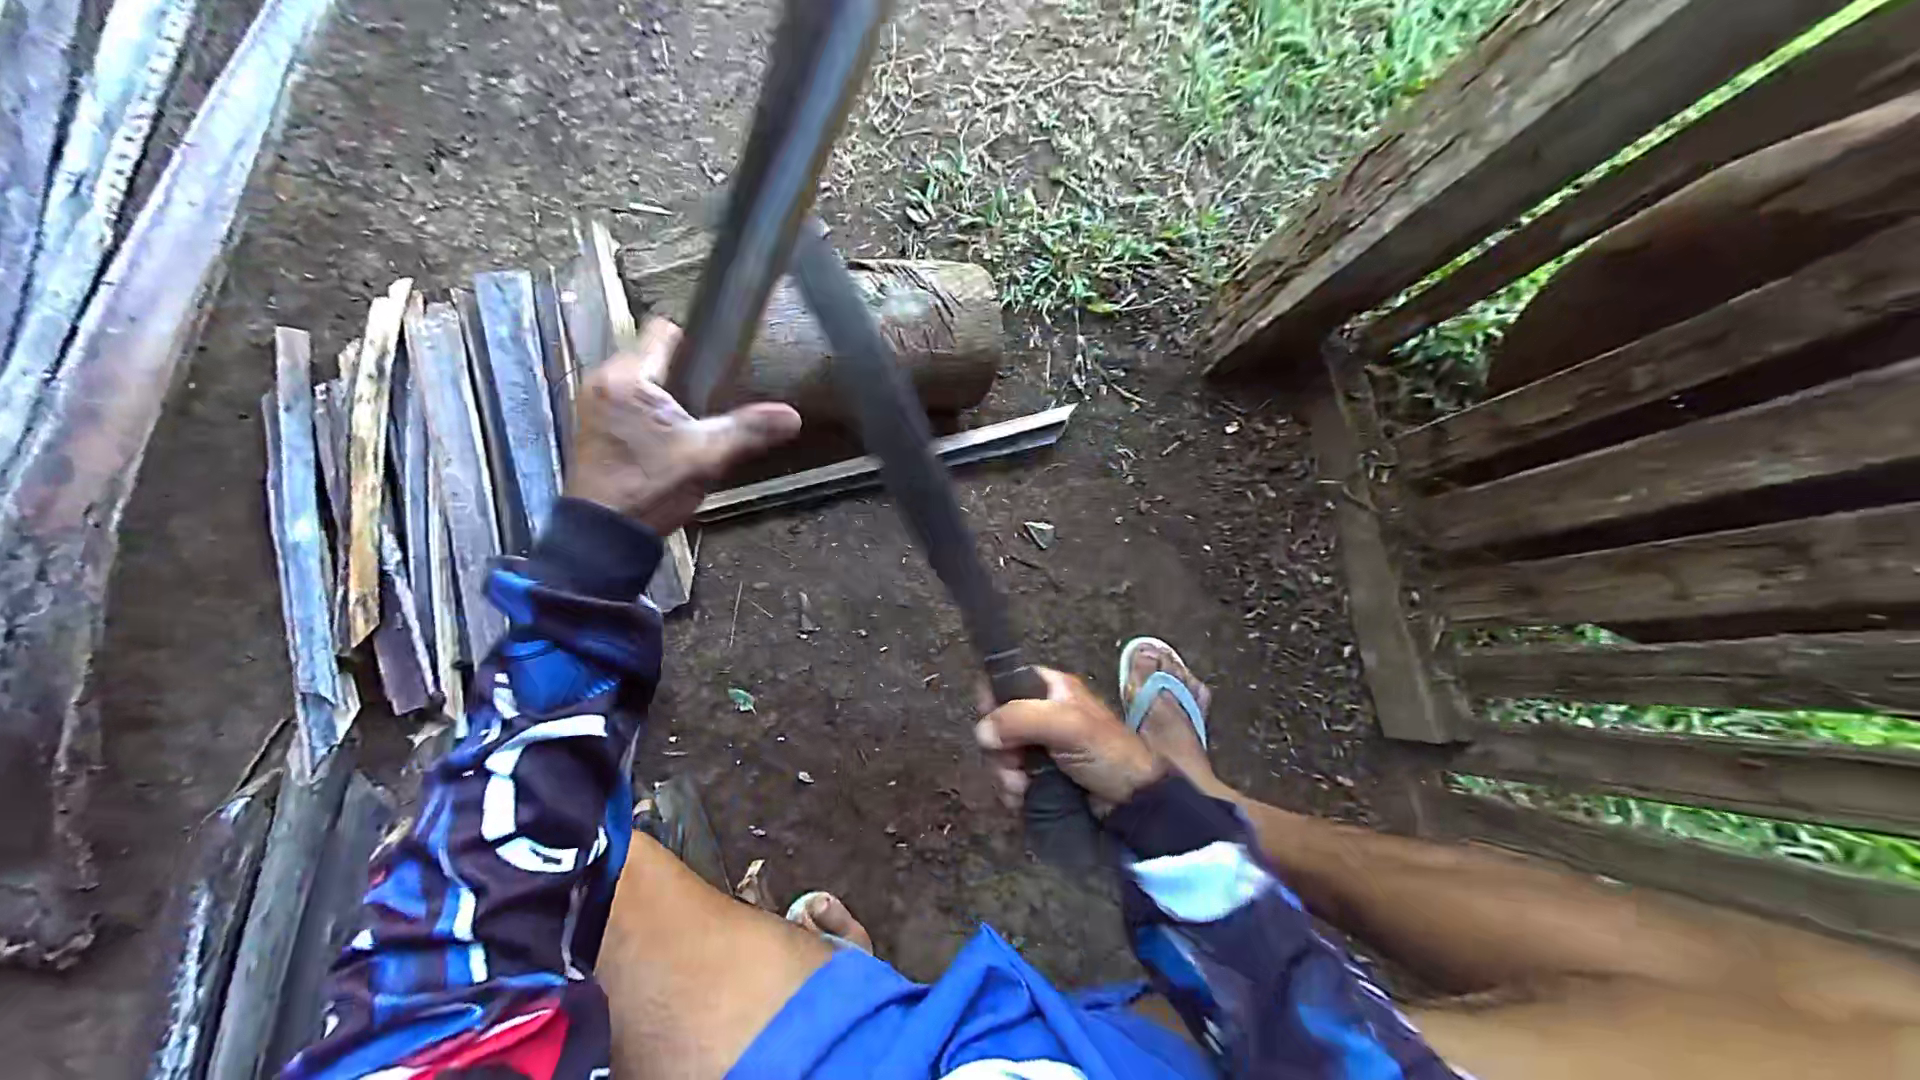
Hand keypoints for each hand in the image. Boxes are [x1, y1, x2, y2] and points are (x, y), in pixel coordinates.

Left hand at [567, 317, 802, 533]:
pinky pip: (627, 404)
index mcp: (626, 378)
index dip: (694, 342)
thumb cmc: (650, 488)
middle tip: (705, 407)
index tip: (715, 364)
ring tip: (687, 427)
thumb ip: (748, 430)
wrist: (607, 534)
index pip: (662, 333)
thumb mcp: (707, 456)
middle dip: (682, 378)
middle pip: (654, 360)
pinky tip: (665, 441)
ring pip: (642, 384)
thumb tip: (791, 416)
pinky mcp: (592, 427)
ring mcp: (593, 405)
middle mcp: (602, 382)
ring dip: (665, 398)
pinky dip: (647, 414)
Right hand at [974, 668, 1164, 811]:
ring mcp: (1037, 747)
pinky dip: (1010, 790)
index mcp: (1049, 689)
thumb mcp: (1068, 725)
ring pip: (999, 754)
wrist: (1133, 805)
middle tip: (1015, 765)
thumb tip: (982, 732)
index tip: (992, 726)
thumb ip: (1021, 719)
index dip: (993, 702)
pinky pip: (1007, 777)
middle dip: (1000, 749)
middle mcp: (1039, 714)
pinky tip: (1023, 798)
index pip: (1005, 683)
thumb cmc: (1107, 753)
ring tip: (1023, 787)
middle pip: (996, 724)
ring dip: (1004, 774)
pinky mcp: (1037, 776)